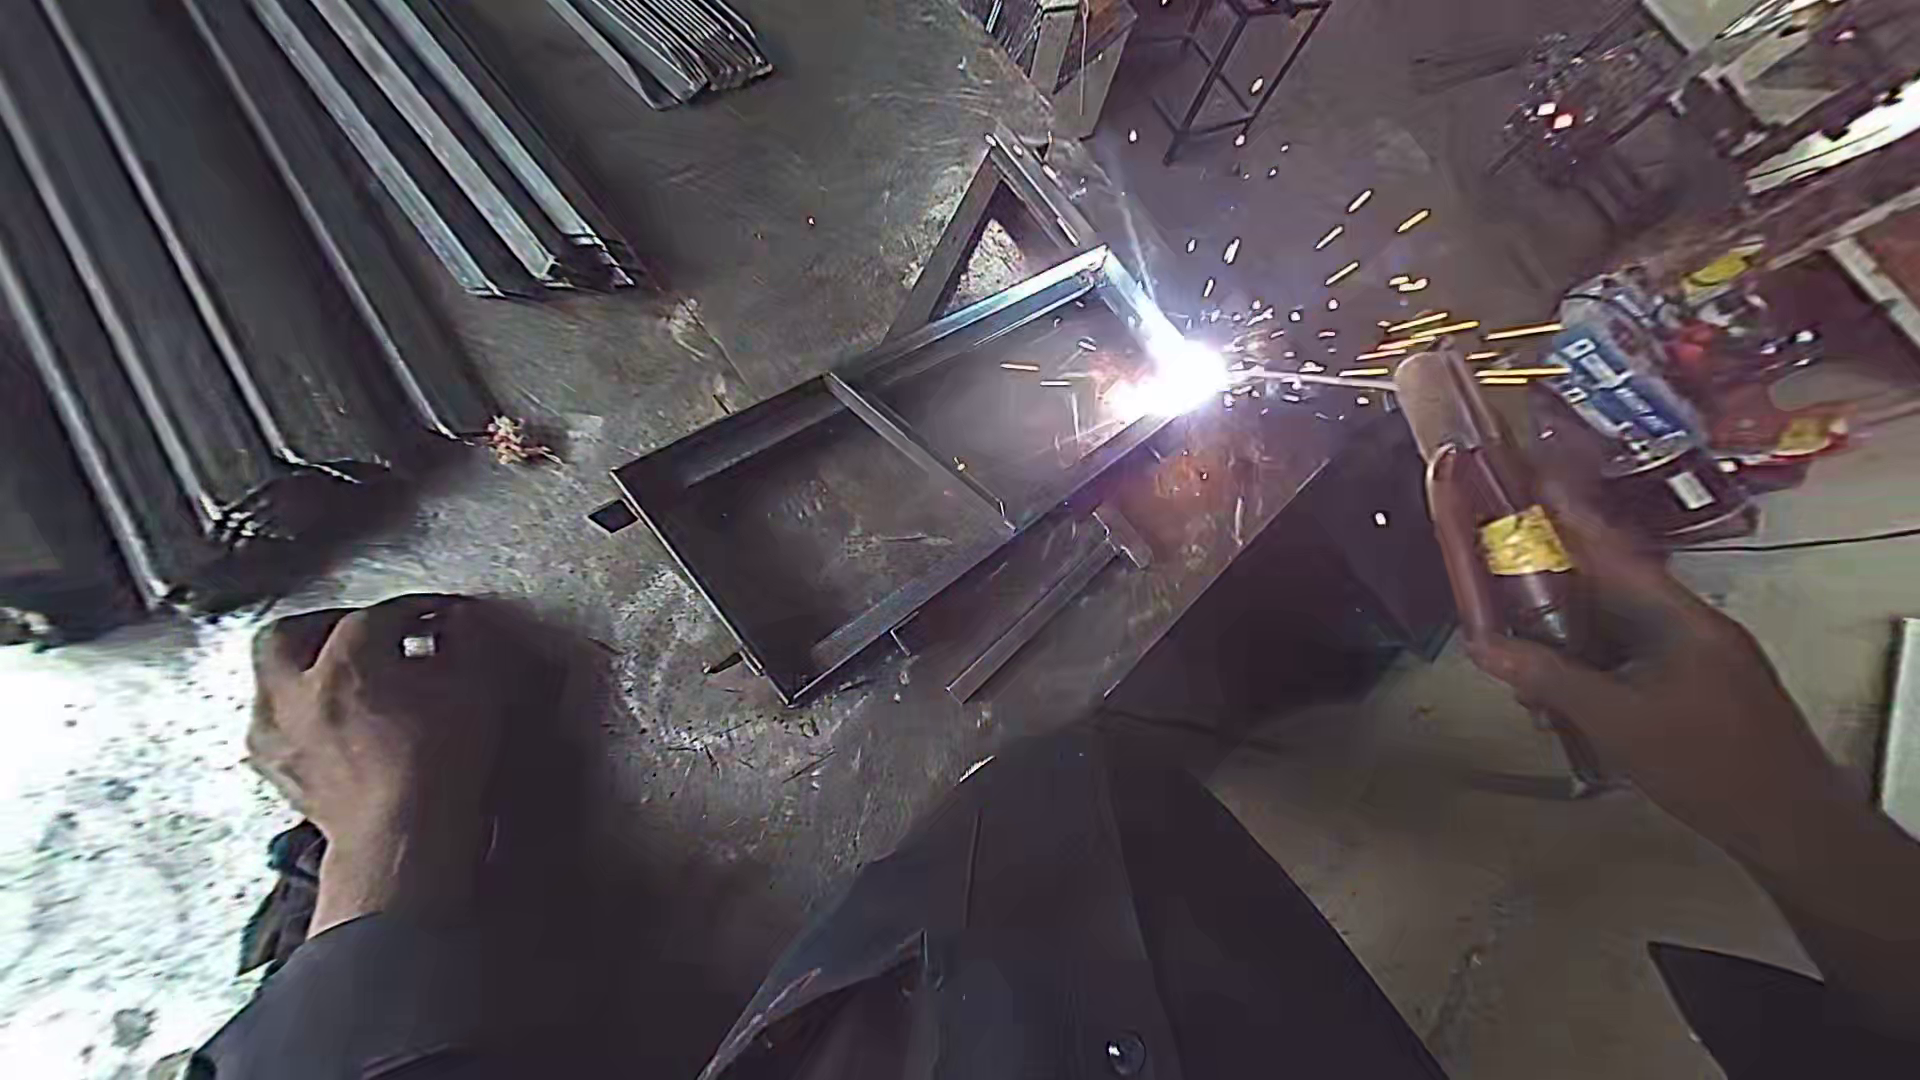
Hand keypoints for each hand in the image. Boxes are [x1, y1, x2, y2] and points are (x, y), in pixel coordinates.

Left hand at [248, 594, 514, 931]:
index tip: (439, 612)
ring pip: (274, 674)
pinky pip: (279, 714)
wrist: (404, 832)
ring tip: (363, 671)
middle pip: (290, 632)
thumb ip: (466, 644)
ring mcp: (273, 733)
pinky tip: (348, 713)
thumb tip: (459, 620)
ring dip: (317, 662)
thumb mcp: (475, 689)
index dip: (413, 608)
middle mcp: (293, 695)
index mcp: (344, 670)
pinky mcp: (273, 764)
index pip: (374, 616)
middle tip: (378, 627)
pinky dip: (310, 700)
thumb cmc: (442, 760)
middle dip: (336, 621)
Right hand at [1428, 448, 1847, 851]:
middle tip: (1486, 577)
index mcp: (1676, 618)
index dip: (1569, 512)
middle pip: (1596, 584)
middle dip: (1538, 583)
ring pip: (1598, 624)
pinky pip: (1608, 653)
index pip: (1613, 551)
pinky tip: (1545, 694)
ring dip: (1550, 635)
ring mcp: (1680, 653)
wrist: (1790, 829)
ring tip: (1509, 656)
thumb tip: (1478, 644)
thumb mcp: (1612, 717)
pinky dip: (1570, 663)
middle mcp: (1679, 625)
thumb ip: (1542, 676)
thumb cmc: (1707, 762)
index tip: (1528, 479)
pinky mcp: (1675, 680)